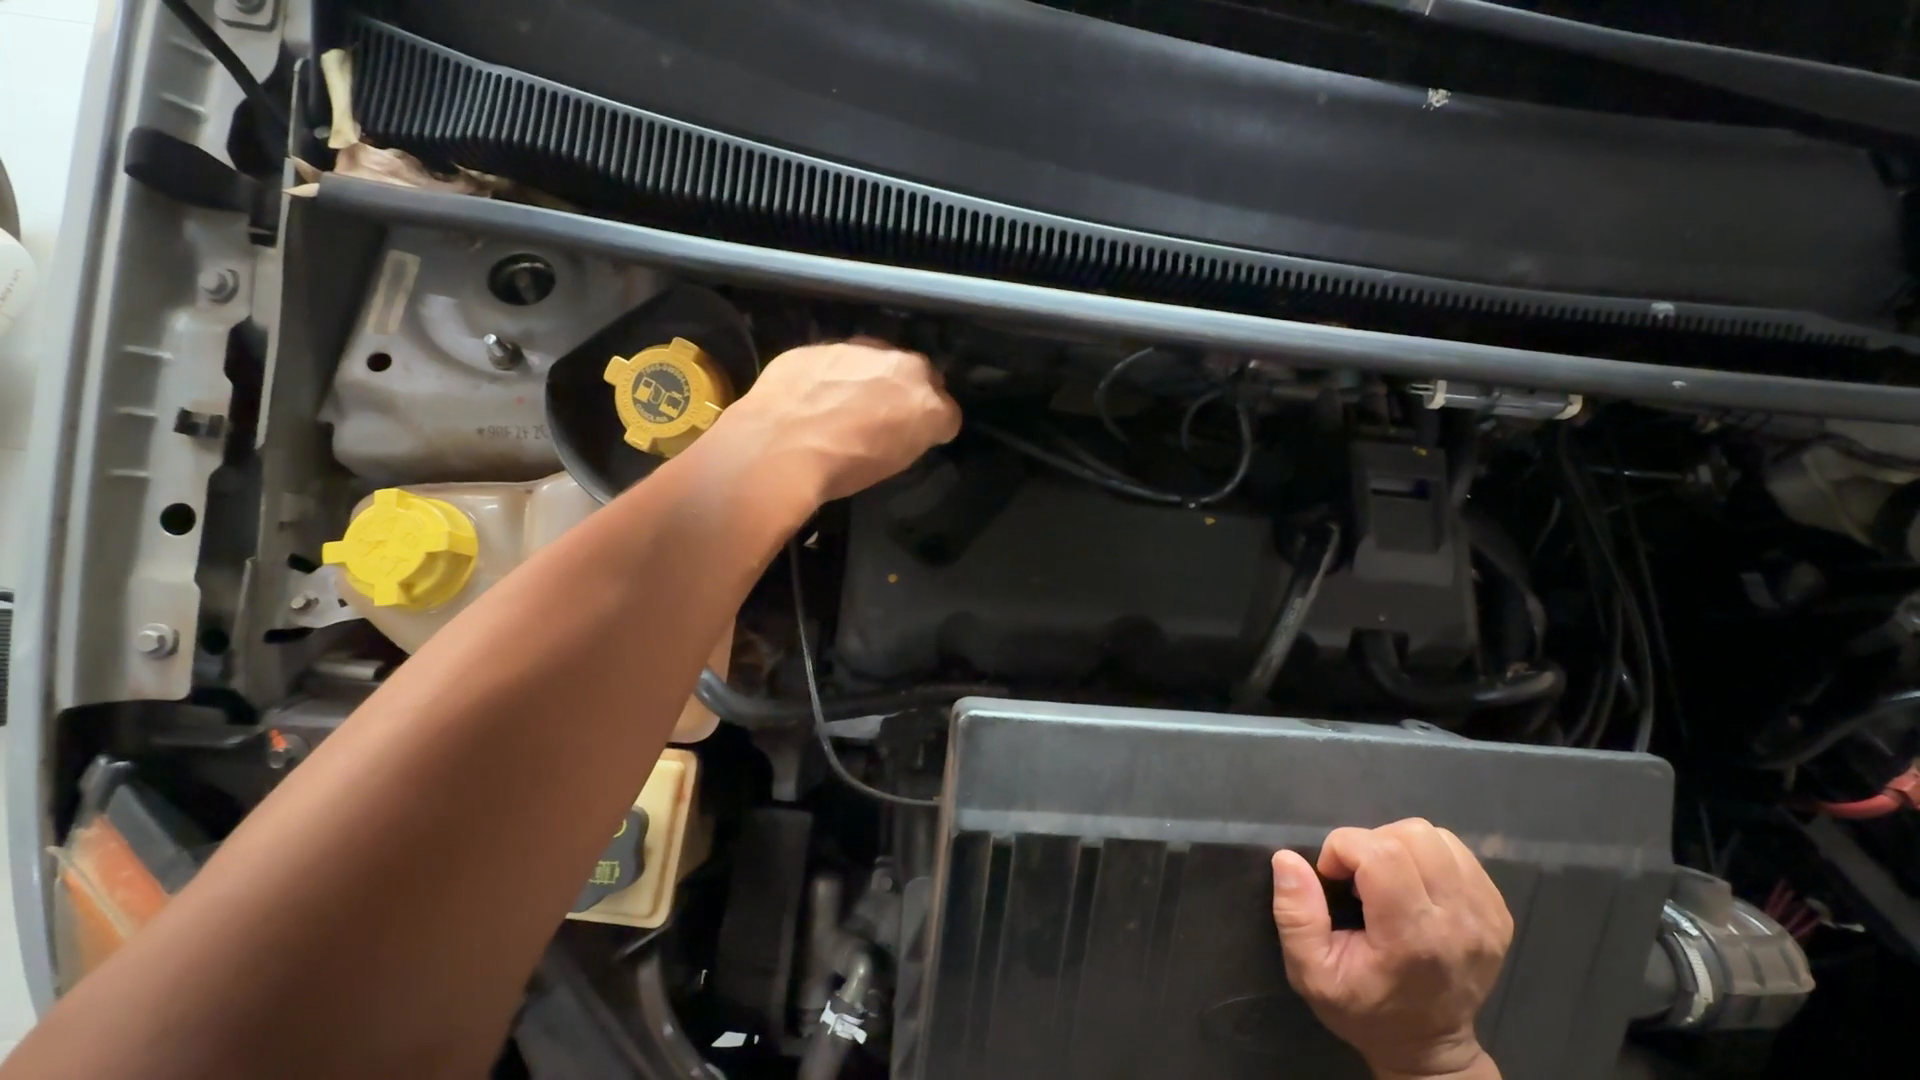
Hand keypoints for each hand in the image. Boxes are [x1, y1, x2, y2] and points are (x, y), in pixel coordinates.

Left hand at [714, 340, 960, 502]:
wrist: (779, 448)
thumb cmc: (843, 468)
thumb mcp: (893, 462)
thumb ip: (911, 434)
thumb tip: (904, 426)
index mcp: (927, 402)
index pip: (947, 412)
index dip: (932, 427)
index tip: (916, 437)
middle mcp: (901, 365)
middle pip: (916, 375)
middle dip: (904, 391)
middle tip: (881, 417)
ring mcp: (858, 349)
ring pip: (874, 360)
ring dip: (867, 377)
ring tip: (841, 405)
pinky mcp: (819, 346)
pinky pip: (834, 360)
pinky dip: (829, 375)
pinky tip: (810, 398)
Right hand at [1270, 820, 1512, 1079]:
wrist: (1428, 1047)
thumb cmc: (1362, 1009)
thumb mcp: (1310, 972)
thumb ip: (1295, 914)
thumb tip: (1286, 858)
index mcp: (1410, 937)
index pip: (1381, 853)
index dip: (1343, 847)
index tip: (1331, 874)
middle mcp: (1457, 922)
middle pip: (1414, 836)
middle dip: (1372, 842)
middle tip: (1359, 875)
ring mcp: (1484, 917)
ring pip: (1439, 838)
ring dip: (1401, 845)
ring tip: (1386, 878)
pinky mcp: (1498, 914)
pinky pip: (1460, 855)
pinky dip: (1430, 857)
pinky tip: (1415, 885)